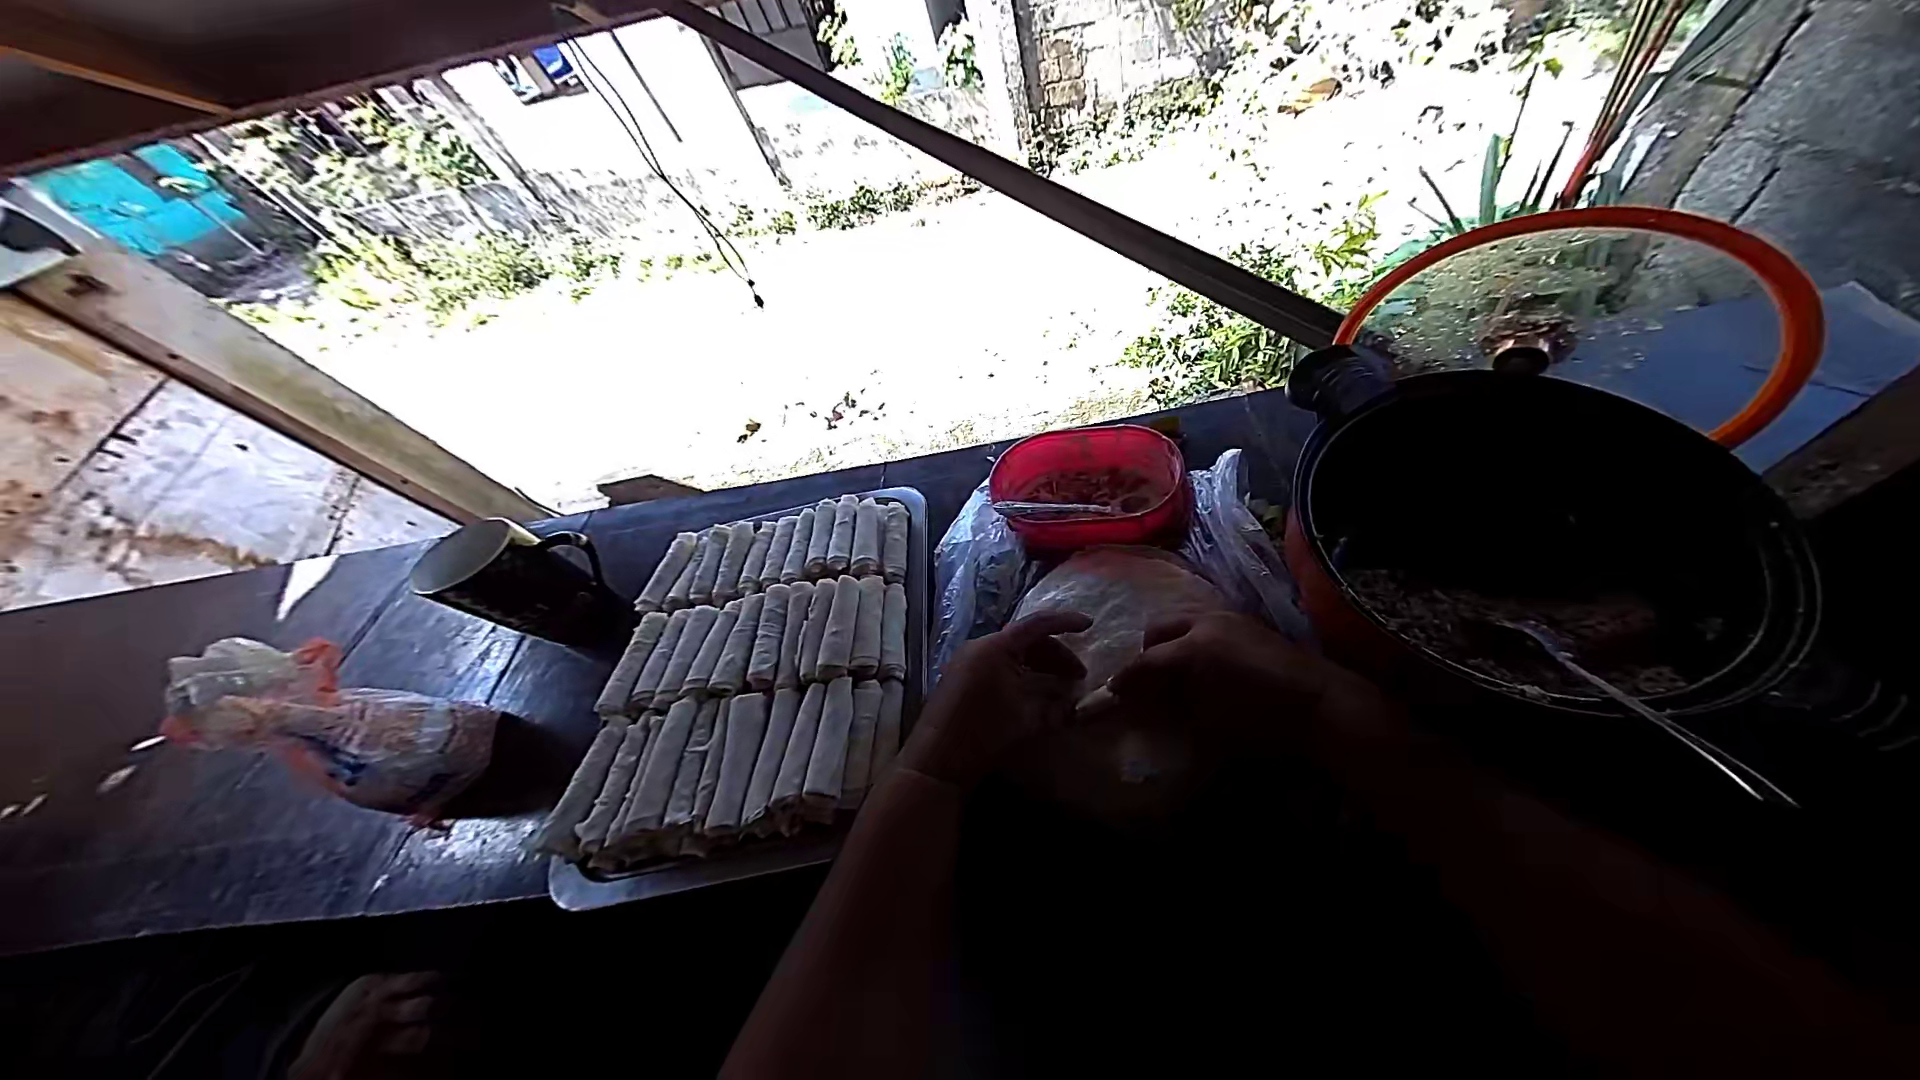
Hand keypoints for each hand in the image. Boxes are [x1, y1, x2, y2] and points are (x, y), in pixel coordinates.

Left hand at [900, 611, 1092, 787]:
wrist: (937, 759)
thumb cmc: (983, 732)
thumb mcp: (1027, 719)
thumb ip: (1057, 707)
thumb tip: (1078, 705)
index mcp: (996, 647)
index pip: (1037, 624)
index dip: (1065, 622)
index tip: (1089, 624)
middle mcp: (980, 646)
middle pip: (1026, 639)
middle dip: (1056, 654)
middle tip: (1078, 675)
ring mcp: (968, 660)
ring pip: (1012, 652)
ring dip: (1039, 664)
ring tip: (1061, 685)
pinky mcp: (962, 676)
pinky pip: (999, 663)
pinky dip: (1021, 672)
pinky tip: (1035, 691)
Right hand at [1100, 611, 1394, 750]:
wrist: (1322, 705)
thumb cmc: (1262, 721)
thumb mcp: (1208, 719)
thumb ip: (1171, 703)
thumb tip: (1143, 699)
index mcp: (1193, 648)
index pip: (1146, 662)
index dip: (1127, 679)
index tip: (1114, 693)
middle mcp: (1205, 623)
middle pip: (1158, 629)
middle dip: (1146, 653)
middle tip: (1145, 680)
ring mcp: (1227, 618)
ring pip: (1180, 619)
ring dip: (1168, 641)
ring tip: (1172, 667)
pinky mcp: (1244, 622)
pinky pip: (1204, 621)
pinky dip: (1190, 636)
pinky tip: (1200, 660)